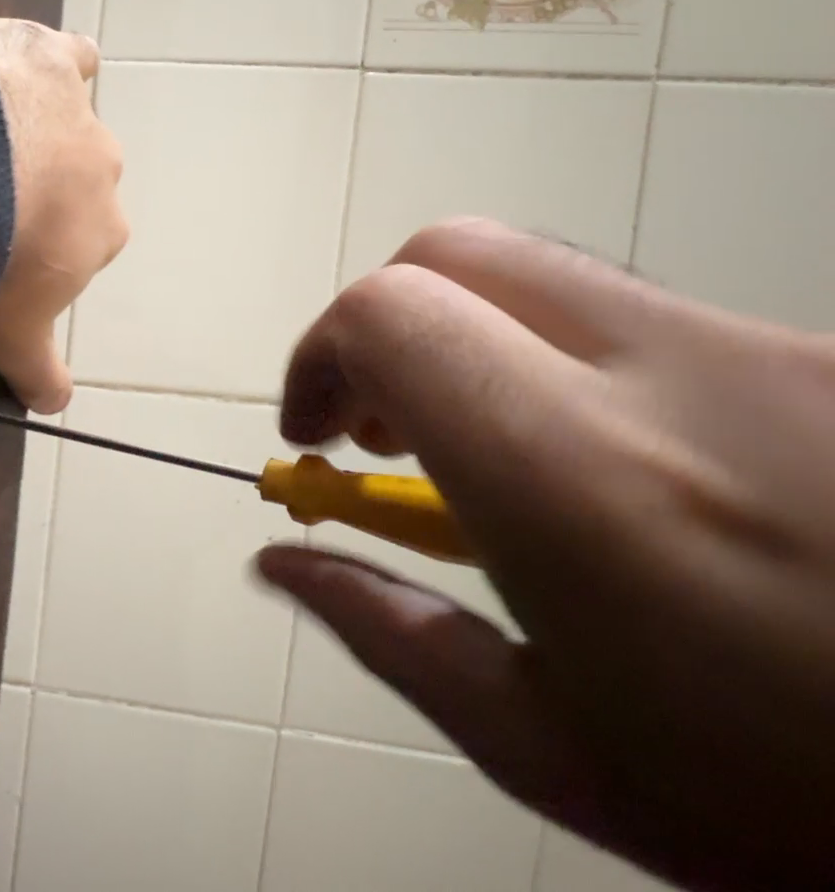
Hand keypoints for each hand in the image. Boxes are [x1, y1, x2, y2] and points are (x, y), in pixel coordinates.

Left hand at [0, 18, 125, 413]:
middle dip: (35, 194)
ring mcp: (76, 110)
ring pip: (71, 121)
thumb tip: (55, 407)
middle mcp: (103, 170)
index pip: (78, 243)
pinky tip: (21, 68)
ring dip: (35, 135)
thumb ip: (38, 372)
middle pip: (73, 183)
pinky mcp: (43, 57)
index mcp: (101, 232)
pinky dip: (51, 61)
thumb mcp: (10, 337)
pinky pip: (64, 54)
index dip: (38, 250)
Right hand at [254, 218, 834, 891]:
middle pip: (458, 255)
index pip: (391, 313)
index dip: (318, 356)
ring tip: (492, 462)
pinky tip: (614, 476)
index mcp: (585, 480)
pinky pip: (651, 325)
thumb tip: (281, 565)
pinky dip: (574, 372)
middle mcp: (689, 380)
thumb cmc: (796, 810)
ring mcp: (786, 355)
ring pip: (553, 286)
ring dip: (476, 351)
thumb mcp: (549, 746)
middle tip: (381, 430)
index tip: (315, 434)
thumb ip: (387, 630)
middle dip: (380, 328)